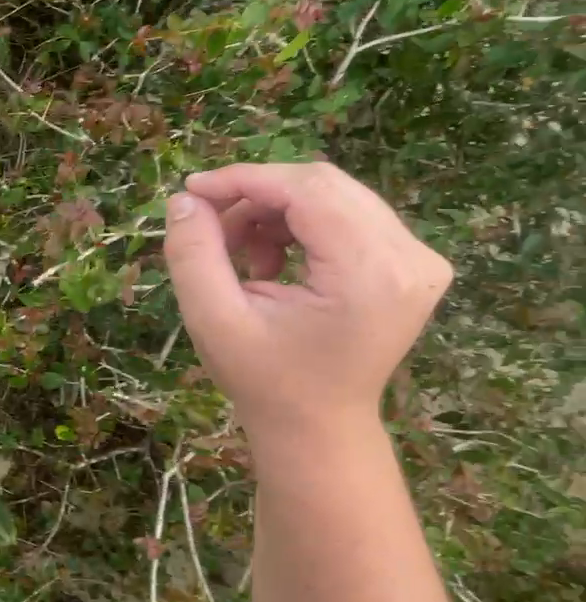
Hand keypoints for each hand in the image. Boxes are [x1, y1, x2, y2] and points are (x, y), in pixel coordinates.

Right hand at [162, 162, 452, 432]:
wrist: (316, 422)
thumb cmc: (262, 376)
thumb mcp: (211, 317)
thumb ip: (193, 253)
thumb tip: (184, 199)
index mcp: (369, 273)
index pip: (309, 190)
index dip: (244, 179)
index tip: (190, 191)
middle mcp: (409, 257)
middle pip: (324, 185)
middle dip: (254, 193)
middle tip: (205, 222)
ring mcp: (417, 259)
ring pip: (332, 196)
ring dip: (271, 211)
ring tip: (236, 252)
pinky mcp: (409, 263)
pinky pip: (344, 215)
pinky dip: (294, 225)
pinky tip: (269, 261)